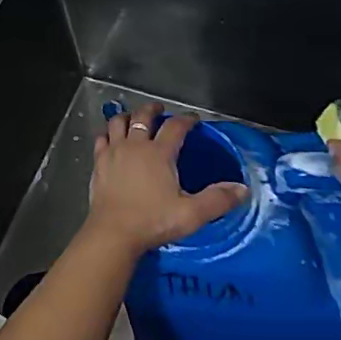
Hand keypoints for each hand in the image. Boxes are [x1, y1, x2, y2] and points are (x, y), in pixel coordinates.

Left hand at [85, 103, 248, 255]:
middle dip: (152, 109)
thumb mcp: (192, 214)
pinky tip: (110, 138)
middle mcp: (134, 146)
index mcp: (159, 153)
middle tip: (159, 108)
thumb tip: (242, 189)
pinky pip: (101, 139)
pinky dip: (108, 134)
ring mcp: (113, 152)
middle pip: (142, 116)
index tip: (194, 119)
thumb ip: (218, 200)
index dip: (186, 119)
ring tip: (132, 117)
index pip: (175, 127)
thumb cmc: (153, 221)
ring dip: (126, 116)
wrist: (114, 231)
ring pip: (117, 122)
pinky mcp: (98, 162)